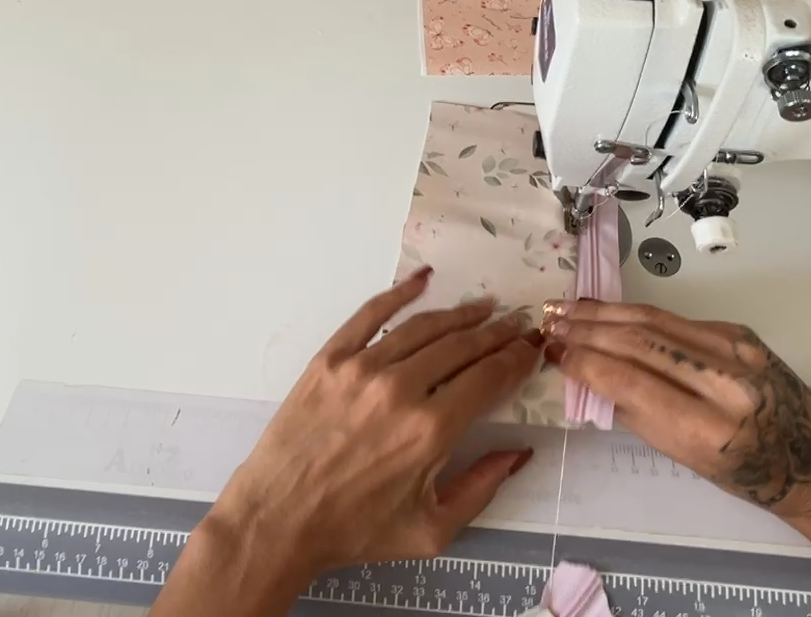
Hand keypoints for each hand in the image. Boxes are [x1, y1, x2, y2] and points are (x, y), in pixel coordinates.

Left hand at [203, 269, 541, 581]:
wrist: (279, 518)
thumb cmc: (355, 529)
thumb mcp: (431, 531)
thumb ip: (482, 489)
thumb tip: (520, 452)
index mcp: (430, 430)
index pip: (487, 378)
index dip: (516, 360)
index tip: (531, 347)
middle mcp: (400, 389)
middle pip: (462, 346)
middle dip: (497, 332)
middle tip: (517, 322)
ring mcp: (362, 367)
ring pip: (424, 327)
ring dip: (460, 314)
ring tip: (483, 307)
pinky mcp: (331, 357)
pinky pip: (371, 314)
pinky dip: (399, 291)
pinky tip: (423, 279)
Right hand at [544, 299, 810, 519]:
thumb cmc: (746, 475)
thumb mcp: (685, 457)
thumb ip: (635, 411)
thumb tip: (585, 372)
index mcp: (710, 428)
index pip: (631, 382)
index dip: (585, 362)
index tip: (553, 352)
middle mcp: (725, 382)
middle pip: (639, 341)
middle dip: (586, 329)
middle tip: (549, 322)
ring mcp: (735, 349)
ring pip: (653, 319)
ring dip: (602, 312)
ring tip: (565, 309)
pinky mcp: (738, 331)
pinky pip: (674, 318)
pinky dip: (633, 314)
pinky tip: (606, 311)